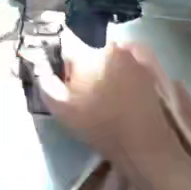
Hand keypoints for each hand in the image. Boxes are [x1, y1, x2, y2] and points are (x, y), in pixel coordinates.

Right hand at [38, 42, 177, 167]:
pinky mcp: (151, 67)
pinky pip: (132, 56)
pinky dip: (126, 64)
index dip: (61, 61)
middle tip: (84, 92)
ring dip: (104, 67)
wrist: (144, 145)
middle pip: (88, 50)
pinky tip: (125, 82)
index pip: (65, 44)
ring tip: (107, 93)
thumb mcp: (61, 109)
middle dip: (83, 67)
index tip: (63, 78)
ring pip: (110, 54)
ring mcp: (134, 55)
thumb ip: (45, 82)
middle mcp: (111, 46)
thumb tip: (39, 65)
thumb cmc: (100, 126)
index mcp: (87, 53)